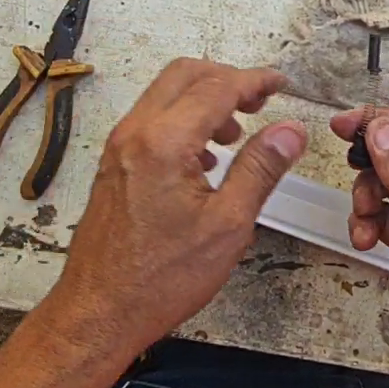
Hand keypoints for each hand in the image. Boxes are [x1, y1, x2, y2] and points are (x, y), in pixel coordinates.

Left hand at [45, 59, 306, 356]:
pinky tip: (204, 158)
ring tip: (236, 133)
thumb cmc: (158, 279)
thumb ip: (260, 168)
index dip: (254, 80)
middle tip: (260, 100)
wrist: (99, 312)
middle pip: (185, 75)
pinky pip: (152, 120)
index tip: (279, 83)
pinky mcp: (115, 163)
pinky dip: (183, 119)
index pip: (217, 87)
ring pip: (166, 94)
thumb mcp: (228, 224)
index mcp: (164, 142)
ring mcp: (119, 147)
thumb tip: (289, 132)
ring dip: (205, 99)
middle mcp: (135, 134)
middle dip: (227, 79)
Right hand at [332, 109, 388, 382]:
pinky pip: (383, 215)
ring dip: (366, 198)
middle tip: (347, 163)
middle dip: (371, 162)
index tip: (345, 123)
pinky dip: (368, 223)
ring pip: (386, 184)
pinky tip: (365, 239)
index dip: (381, 121)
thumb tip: (381, 131)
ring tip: (363, 221)